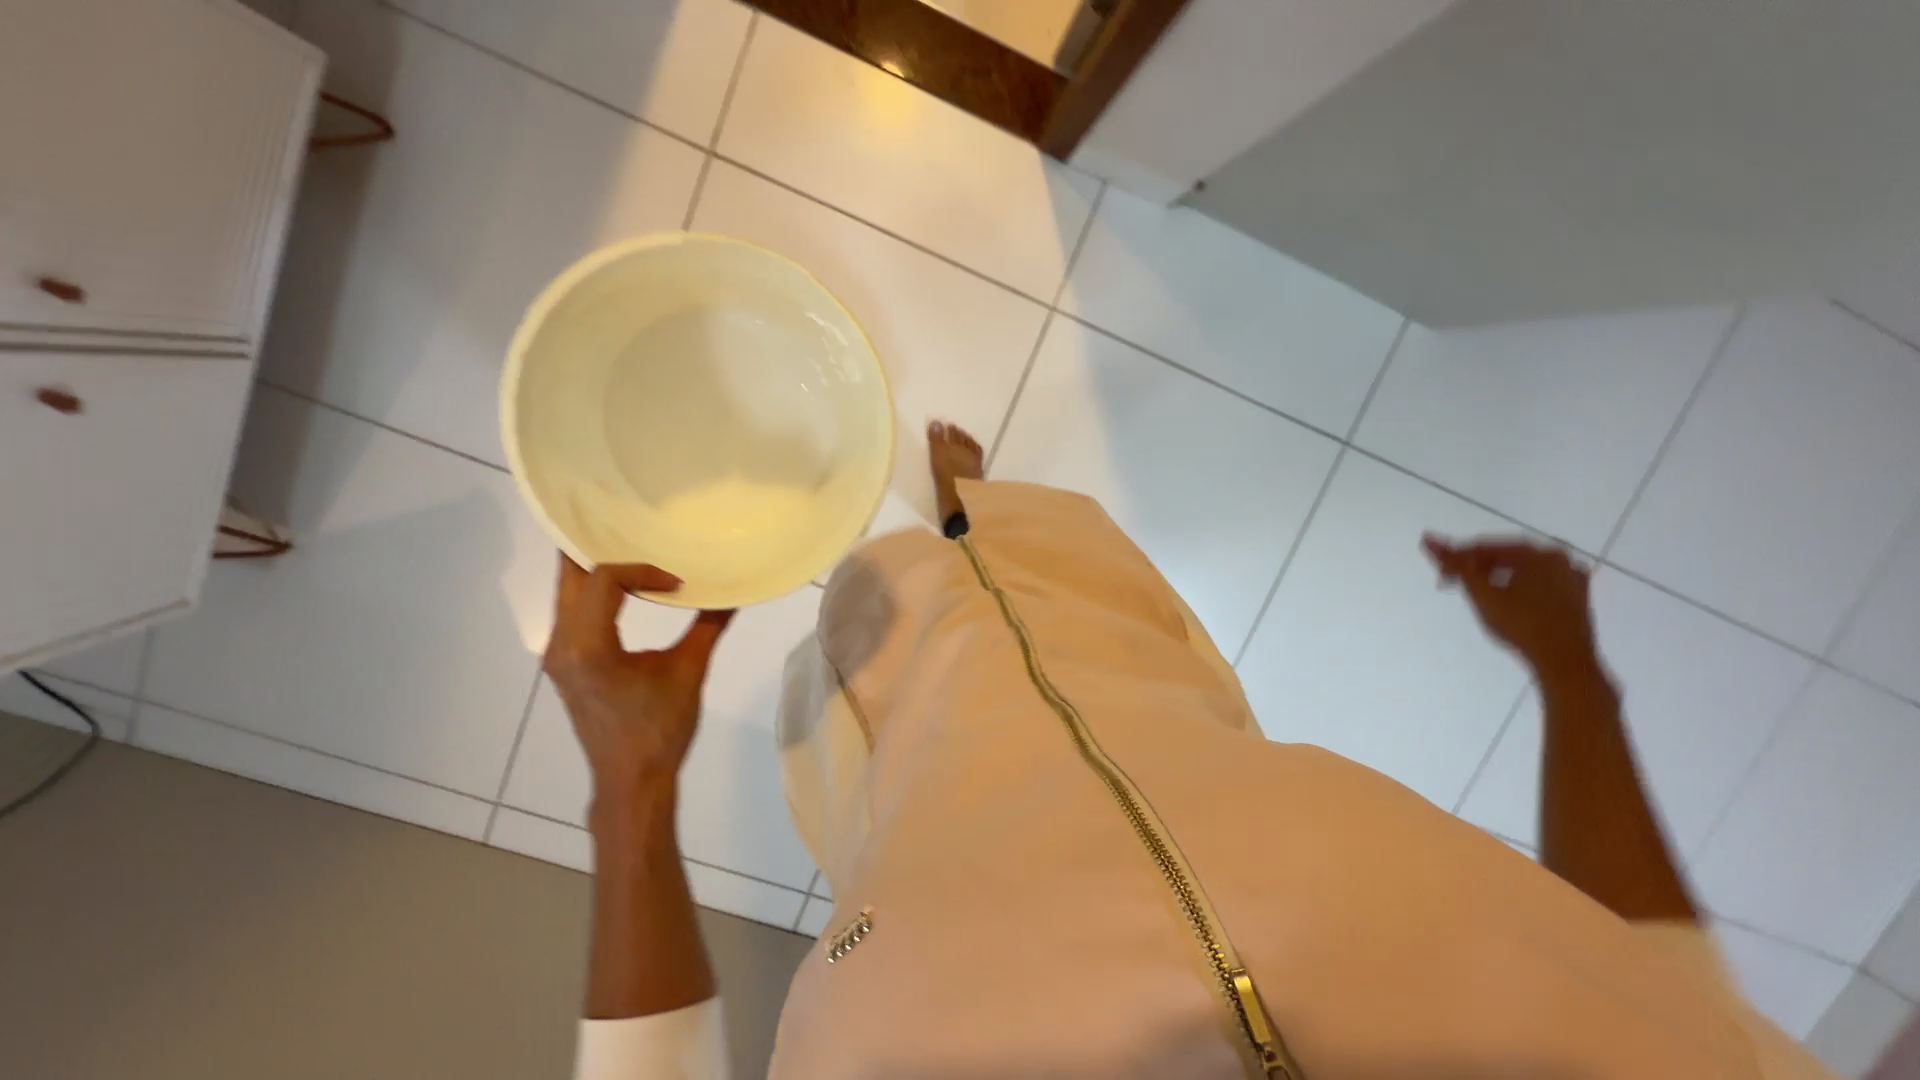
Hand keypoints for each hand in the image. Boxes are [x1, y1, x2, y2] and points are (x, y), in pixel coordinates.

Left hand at [543, 555, 734, 807]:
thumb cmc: (659, 730)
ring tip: (629, 550)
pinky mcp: (565, 665)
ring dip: (594, 571)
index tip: (677, 582)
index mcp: (588, 646)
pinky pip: (572, 613)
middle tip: (625, 523)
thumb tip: (734, 592)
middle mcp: (562, 645)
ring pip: (566, 595)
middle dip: (594, 548)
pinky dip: (593, 594)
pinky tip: (622, 590)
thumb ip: (708, 626)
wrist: (631, 782)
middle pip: (570, 578)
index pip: (606, 580)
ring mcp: (558, 656)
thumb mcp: (688, 673)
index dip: (642, 570)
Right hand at [1422, 534, 1597, 671]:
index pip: (1485, 547)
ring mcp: (1572, 577)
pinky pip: (1539, 582)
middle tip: (1454, 585)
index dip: (1457, 560)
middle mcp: (1558, 557)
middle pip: (1505, 556)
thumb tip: (1426, 537)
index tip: (1440, 578)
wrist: (1565, 661)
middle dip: (1476, 568)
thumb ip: (1455, 564)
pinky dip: (1518, 587)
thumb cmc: (1521, 625)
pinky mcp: (1577, 596)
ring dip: (1496, 577)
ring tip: (1478, 595)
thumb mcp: (1482, 594)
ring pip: (1523, 569)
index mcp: (1537, 552)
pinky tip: (1507, 601)